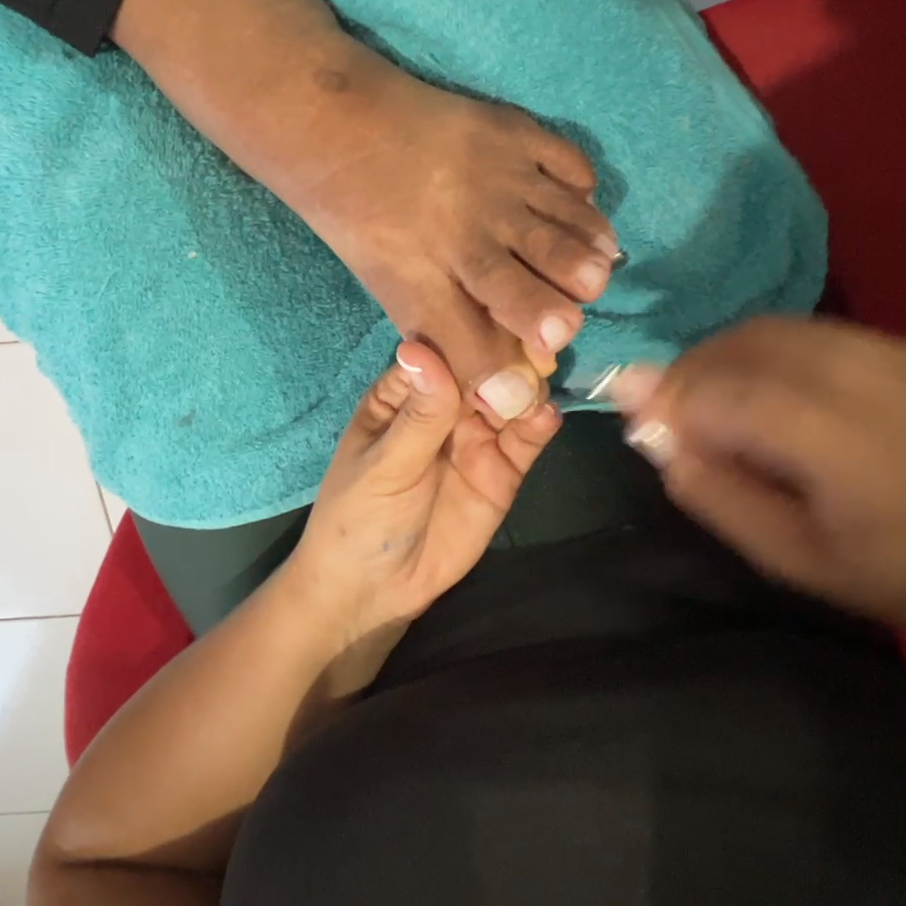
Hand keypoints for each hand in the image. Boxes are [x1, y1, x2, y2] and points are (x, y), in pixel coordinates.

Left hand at [281, 341, 560, 664]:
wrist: (376, 590)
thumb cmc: (359, 518)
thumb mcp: (384, 465)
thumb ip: (418, 416)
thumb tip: (423, 348)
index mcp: (405, 391)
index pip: (443, 349)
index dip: (470, 332)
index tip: (499, 315)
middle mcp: (446, 403)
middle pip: (485, 367)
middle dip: (508, 356)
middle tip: (535, 347)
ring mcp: (477, 435)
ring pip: (512, 397)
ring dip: (528, 387)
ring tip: (539, 383)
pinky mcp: (503, 469)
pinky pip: (527, 440)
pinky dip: (540, 425)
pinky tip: (546, 416)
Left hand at [282, 69, 616, 418]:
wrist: (343, 129)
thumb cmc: (362, 221)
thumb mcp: (388, 286)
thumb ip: (442, 330)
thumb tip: (502, 385)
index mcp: (421, 281)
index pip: (470, 344)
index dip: (500, 378)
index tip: (521, 399)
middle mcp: (463, 236)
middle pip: (524, 288)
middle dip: (552, 316)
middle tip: (565, 325)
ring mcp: (495, 179)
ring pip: (565, 227)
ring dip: (588, 253)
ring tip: (596, 271)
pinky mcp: (513, 133)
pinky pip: (570, 165)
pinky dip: (583, 192)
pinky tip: (581, 207)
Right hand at [615, 317, 905, 628]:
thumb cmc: (886, 573)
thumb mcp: (783, 556)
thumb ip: (709, 488)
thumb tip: (643, 423)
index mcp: (870, 464)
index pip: (751, 399)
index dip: (682, 397)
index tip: (638, 417)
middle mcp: (896, 394)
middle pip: (760, 347)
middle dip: (693, 369)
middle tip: (662, 407)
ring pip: (779, 329)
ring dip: (721, 356)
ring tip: (702, 398)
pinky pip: (809, 331)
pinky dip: (760, 352)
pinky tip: (752, 388)